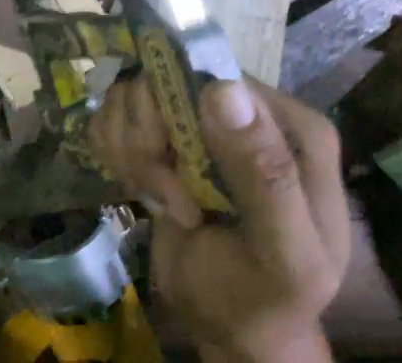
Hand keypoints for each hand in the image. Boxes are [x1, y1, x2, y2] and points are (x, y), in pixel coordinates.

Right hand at [91, 77, 348, 362]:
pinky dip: (113, 153)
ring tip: (160, 200)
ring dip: (129, 153)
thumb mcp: (283, 251)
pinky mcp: (160, 133)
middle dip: (146, 142)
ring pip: (127, 96)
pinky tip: (141, 189)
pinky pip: (110, 114)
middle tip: (167, 194)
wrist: (226, 324)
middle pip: (158, 81)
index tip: (175, 172)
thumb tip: (222, 87)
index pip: (210, 78)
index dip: (177, 117)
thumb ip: (263, 175)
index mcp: (291, 126)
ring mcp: (198, 119)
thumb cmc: (266, 295)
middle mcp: (243, 110)